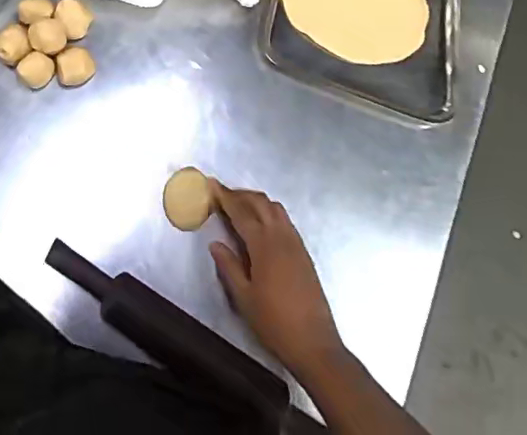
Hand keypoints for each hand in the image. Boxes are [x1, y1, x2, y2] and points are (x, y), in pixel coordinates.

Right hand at [209, 183, 344, 378]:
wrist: (313, 342)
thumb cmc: (274, 323)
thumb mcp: (243, 298)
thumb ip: (229, 267)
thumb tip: (215, 243)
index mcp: (264, 244)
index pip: (241, 212)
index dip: (225, 197)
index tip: (212, 184)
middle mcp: (281, 235)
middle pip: (260, 203)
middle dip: (240, 194)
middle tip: (222, 194)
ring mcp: (295, 241)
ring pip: (275, 208)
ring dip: (256, 201)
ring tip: (239, 206)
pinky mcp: (303, 251)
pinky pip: (284, 219)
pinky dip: (269, 212)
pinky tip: (261, 224)